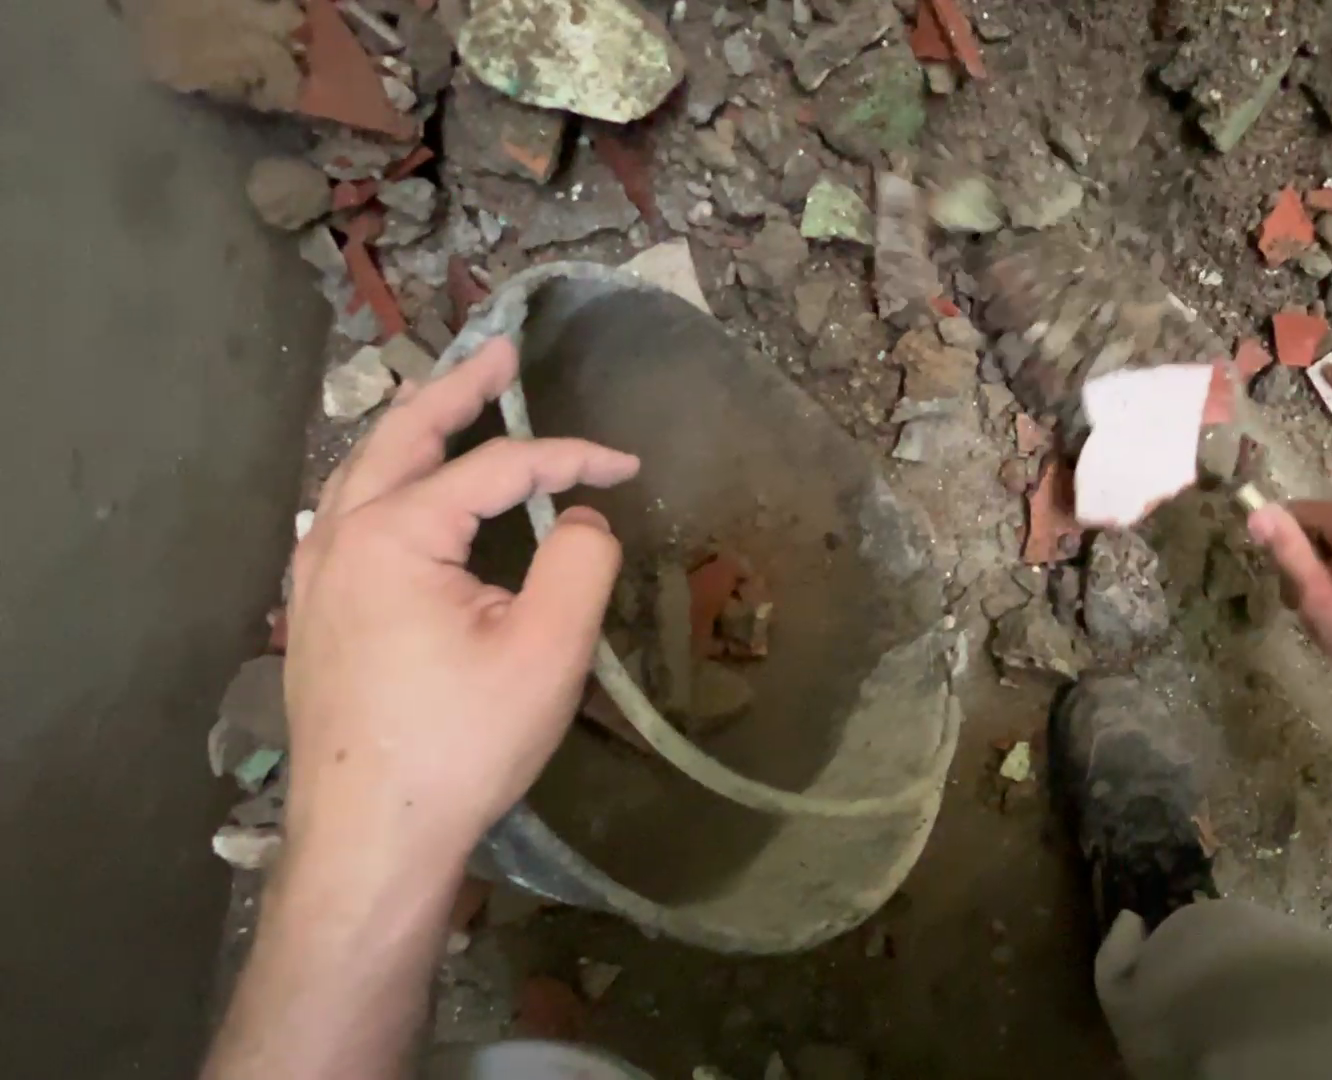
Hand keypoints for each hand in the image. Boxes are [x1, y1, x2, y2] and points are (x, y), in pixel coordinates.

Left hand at [283, 338, 639, 879]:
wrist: (376, 836)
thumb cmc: (467, 739)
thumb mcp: (550, 646)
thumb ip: (579, 559)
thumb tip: (580, 516)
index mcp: (393, 536)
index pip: (496, 468)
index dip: (571, 457)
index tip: (630, 467)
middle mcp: (341, 538)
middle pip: (403, 437)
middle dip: (459, 388)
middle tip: (504, 351)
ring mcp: (321, 575)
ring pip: (370, 471)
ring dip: (421, 427)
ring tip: (463, 399)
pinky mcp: (326, 609)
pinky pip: (360, 512)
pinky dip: (399, 476)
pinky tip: (419, 485)